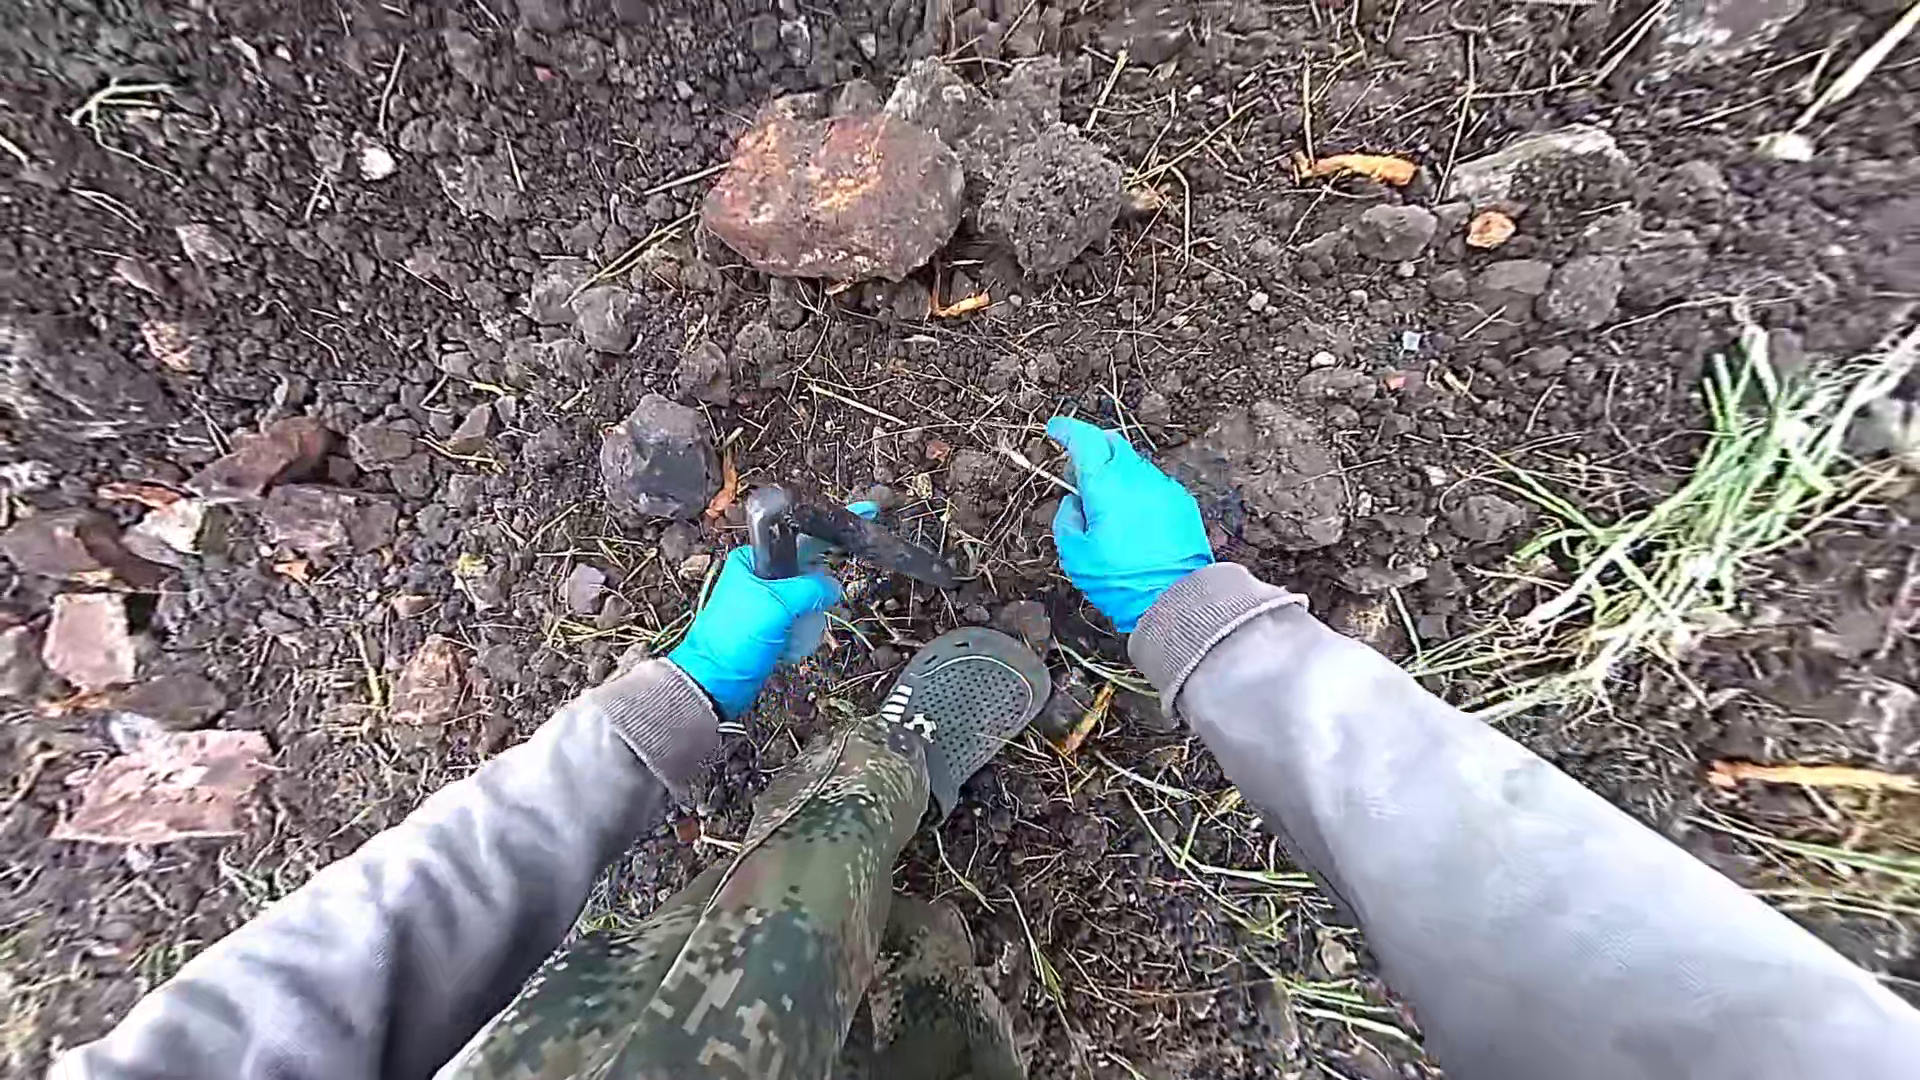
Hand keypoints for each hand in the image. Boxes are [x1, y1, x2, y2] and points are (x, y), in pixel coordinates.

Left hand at [668, 502, 877, 718]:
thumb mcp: (776, 603)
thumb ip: (810, 588)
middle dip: (819, 586)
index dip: (830, 528)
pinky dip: (805, 628)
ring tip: (794, 631)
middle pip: (809, 566)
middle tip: (819, 602)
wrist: (714, 683)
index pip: (799, 535)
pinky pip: (804, 617)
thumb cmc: (734, 637)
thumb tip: (832, 586)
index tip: (864, 512)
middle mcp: (762, 575)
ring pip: (810, 595)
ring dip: (811, 613)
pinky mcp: (775, 623)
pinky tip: (794, 642)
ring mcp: (769, 600)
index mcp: (753, 559)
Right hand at [1047, 417, 1211, 631]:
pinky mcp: (1181, 502)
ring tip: (1103, 505)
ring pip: (1132, 464)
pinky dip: (1134, 488)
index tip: (1055, 430)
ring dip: (1113, 472)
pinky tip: (1129, 516)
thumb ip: (1066, 518)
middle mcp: (1138, 479)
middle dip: (1089, 449)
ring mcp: (1163, 488)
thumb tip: (1073, 502)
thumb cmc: (1122, 581)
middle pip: (1111, 443)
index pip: (1085, 441)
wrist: (1176, 600)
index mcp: (1108, 488)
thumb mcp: (1075, 554)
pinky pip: (1151, 483)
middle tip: (1076, 475)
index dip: (1066, 430)